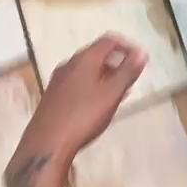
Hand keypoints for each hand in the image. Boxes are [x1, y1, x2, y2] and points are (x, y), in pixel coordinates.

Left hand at [12, 34, 148, 173]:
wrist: (45, 146)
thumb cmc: (83, 117)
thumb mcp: (111, 94)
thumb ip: (127, 72)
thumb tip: (142, 52)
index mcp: (84, 59)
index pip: (108, 41)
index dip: (127, 46)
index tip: (139, 60)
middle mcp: (69, 65)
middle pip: (96, 54)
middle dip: (116, 62)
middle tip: (130, 77)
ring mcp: (58, 81)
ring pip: (86, 69)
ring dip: (104, 75)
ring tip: (117, 93)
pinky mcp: (52, 96)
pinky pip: (76, 82)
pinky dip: (91, 86)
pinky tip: (96, 105)